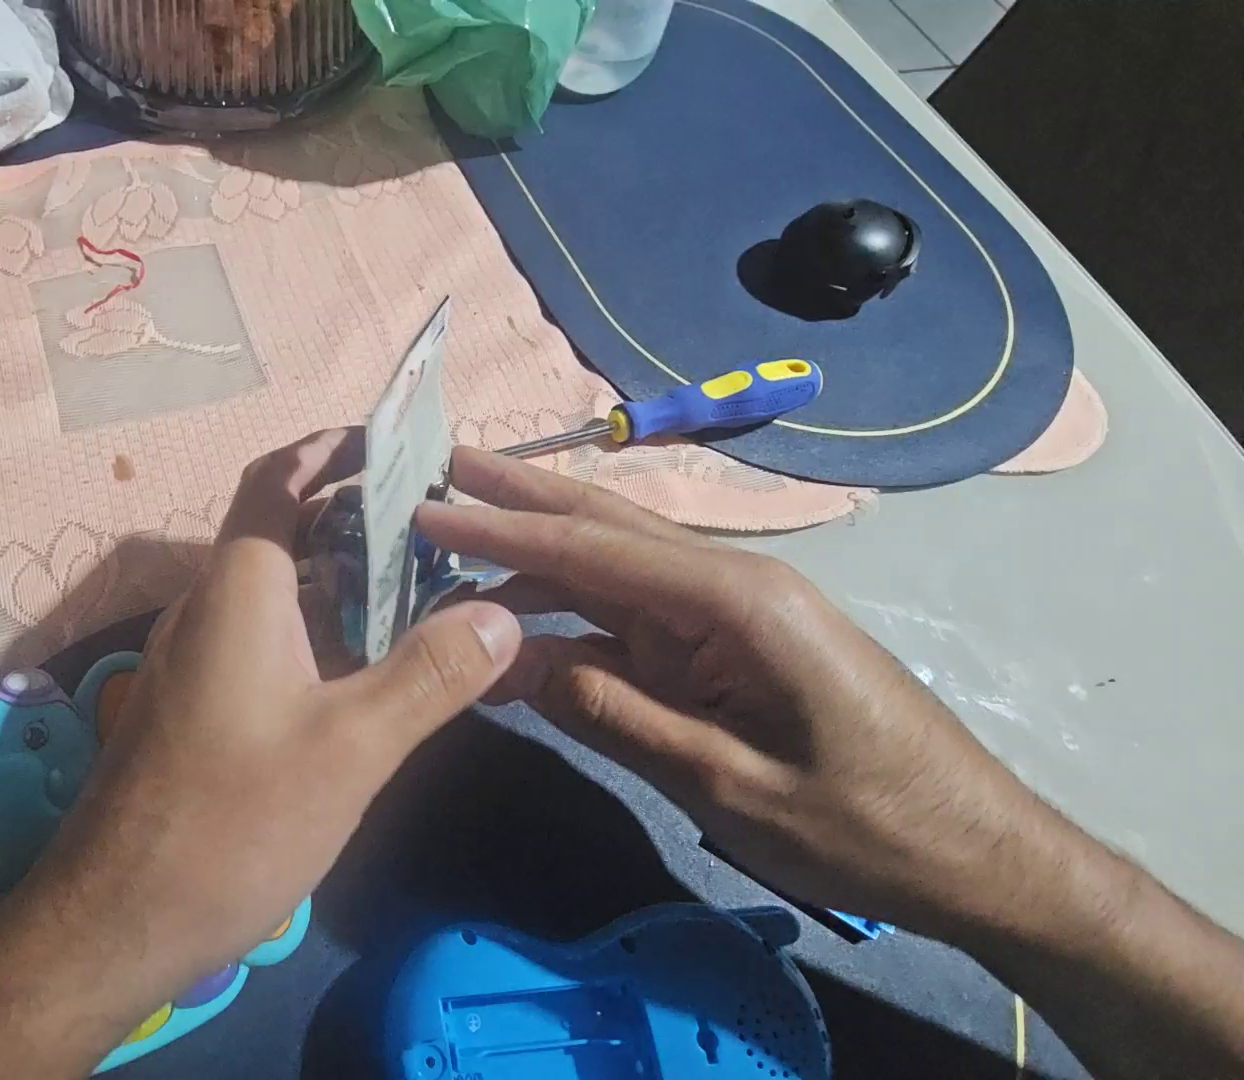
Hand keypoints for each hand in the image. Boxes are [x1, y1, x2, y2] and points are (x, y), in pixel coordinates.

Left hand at [5, 429, 522, 1048]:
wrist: (118, 918)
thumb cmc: (232, 819)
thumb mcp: (350, 747)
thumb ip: (429, 675)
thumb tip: (503, 616)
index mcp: (238, 588)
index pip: (276, 479)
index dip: (327, 447)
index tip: (390, 440)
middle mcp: (208, 605)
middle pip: (279, 528)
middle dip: (350, 512)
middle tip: (431, 521)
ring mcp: (197, 655)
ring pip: (274, 587)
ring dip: (338, 575)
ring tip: (418, 583)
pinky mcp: (197, 701)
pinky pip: (263, 636)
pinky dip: (316, 627)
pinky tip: (365, 662)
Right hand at [417, 447, 1080, 940]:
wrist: (980, 856)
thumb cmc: (866, 825)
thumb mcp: (727, 786)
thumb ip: (616, 717)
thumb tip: (517, 665)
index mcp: (734, 601)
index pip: (591, 551)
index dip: (502, 530)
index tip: (430, 509)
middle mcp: (722, 583)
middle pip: (600, 525)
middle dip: (517, 495)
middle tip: (444, 466)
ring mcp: (717, 612)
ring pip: (603, 566)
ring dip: (529, 556)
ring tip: (454, 546)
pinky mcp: (713, 644)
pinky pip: (620, 616)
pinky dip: (560, 615)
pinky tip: (514, 625)